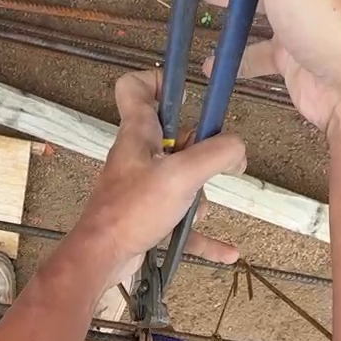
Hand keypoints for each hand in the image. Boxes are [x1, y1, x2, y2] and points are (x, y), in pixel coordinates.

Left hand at [70, 69, 245, 278]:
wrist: (102, 258)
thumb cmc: (133, 210)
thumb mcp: (183, 174)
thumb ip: (218, 154)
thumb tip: (239, 151)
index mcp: (138, 133)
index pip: (135, 88)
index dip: (160, 82)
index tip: (185, 94)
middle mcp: (138, 157)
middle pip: (176, 140)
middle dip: (200, 153)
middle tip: (208, 167)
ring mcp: (141, 190)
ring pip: (180, 183)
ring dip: (198, 199)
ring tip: (194, 213)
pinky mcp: (145, 220)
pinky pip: (181, 224)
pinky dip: (202, 235)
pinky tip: (227, 252)